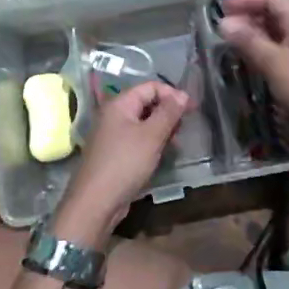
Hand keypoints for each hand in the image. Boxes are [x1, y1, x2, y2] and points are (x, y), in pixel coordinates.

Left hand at [56, 82, 190, 245]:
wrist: (97, 201)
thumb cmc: (125, 163)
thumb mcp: (152, 135)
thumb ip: (168, 112)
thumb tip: (183, 94)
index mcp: (120, 104)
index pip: (150, 87)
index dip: (172, 94)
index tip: (192, 109)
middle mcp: (114, 115)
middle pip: (147, 103)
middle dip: (168, 112)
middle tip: (184, 128)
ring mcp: (113, 134)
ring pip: (144, 122)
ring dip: (162, 128)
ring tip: (176, 142)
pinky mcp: (116, 152)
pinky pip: (138, 139)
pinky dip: (152, 142)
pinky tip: (163, 153)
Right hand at [217, 0, 288, 134]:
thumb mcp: (274, 63)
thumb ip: (249, 40)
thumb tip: (224, 23)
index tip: (223, 7)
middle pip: (276, 10)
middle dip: (249, 13)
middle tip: (225, 23)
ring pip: (279, 27)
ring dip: (256, 29)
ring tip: (234, 38)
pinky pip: (284, 42)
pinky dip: (266, 43)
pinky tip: (253, 54)